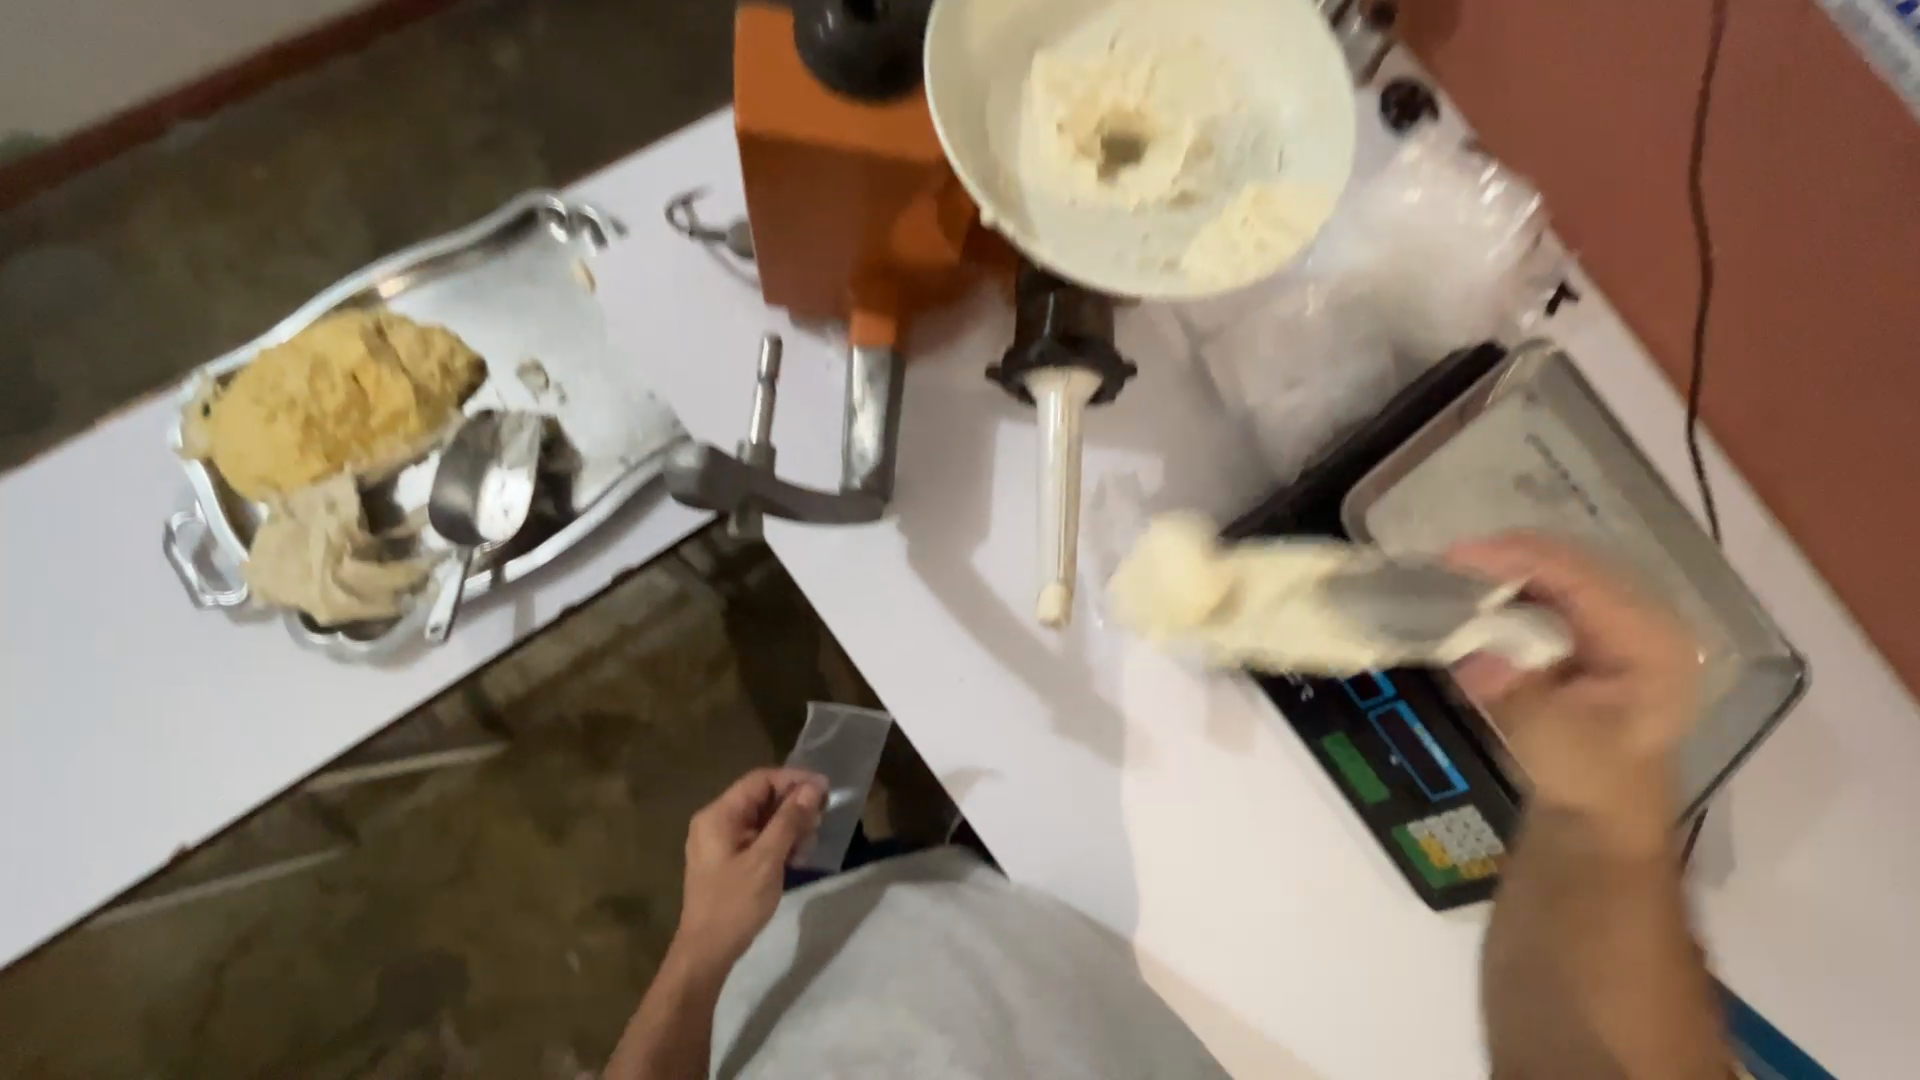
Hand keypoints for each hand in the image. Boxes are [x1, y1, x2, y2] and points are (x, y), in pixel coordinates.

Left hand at [672, 767, 824, 973]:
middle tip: (822, 816)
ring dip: (789, 823)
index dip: (794, 779)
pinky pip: (757, 836)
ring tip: (812, 838)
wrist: (706, 953)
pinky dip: (779, 839)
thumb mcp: (767, 859)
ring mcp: (720, 841)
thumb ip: (790, 820)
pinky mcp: (728, 859)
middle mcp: (716, 821)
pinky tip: (798, 853)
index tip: (825, 789)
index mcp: (719, 814)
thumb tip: (813, 787)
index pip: (760, 780)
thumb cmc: (735, 903)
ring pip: (762, 817)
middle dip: (794, 803)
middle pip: (761, 797)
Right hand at [1446, 533, 1702, 851]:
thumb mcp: (1552, 740)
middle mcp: (1644, 616)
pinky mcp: (1593, 628)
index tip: (1453, 557)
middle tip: (1443, 562)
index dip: (1517, 559)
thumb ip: (1518, 693)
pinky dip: (1508, 584)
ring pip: (1557, 569)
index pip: (1581, 578)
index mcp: (1651, 640)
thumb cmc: (1586, 776)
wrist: (1600, 806)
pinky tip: (1474, 592)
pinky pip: (1548, 587)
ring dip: (1504, 567)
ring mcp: (1621, 619)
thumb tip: (1477, 659)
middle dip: (1506, 556)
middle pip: (1570, 562)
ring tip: (1450, 571)